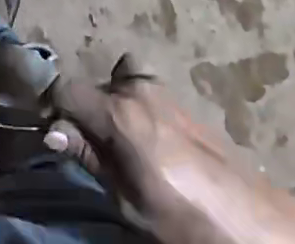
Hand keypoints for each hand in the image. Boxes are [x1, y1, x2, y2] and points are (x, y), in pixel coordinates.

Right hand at [45, 55, 294, 243]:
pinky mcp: (179, 96)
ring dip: (113, 102)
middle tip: (88, 148)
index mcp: (119, 110)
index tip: (51, 133)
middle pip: (95, 85)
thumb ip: (89, 155)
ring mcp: (162, 88)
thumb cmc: (177, 214)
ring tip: (119, 144)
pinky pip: (144, 87)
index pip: (66, 88)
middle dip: (85, 110)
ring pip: (121, 80)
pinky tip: (145, 141)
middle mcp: (138, 87)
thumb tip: (52, 130)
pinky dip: (135, 104)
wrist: (242, 215)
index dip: (52, 107)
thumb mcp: (124, 197)